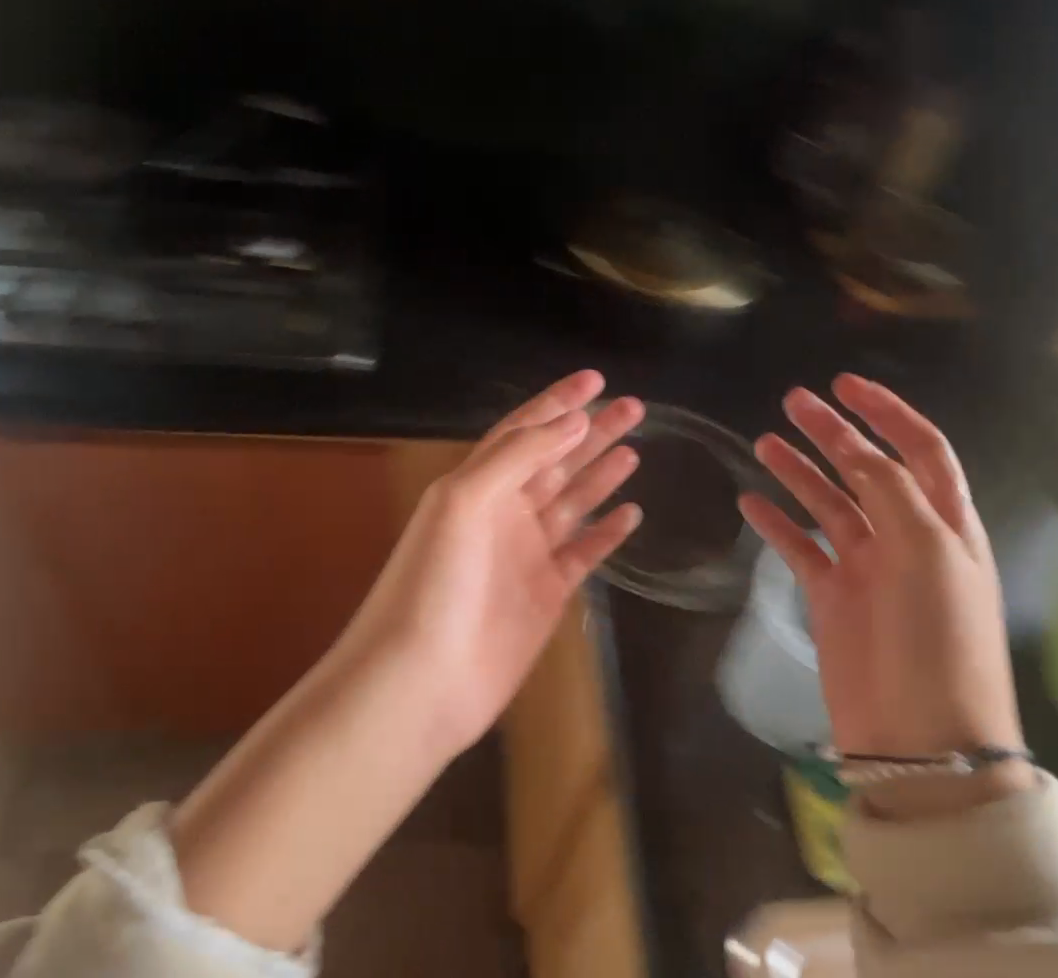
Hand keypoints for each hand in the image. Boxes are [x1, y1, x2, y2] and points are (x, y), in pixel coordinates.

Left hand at [343, 370, 643, 755]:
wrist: (422, 677)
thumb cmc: (433, 583)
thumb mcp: (463, 502)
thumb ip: (516, 457)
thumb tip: (572, 422)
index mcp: (476, 485)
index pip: (523, 431)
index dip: (557, 403)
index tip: (596, 379)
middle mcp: (502, 513)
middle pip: (555, 460)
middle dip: (591, 432)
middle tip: (634, 407)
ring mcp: (525, 554)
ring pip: (571, 502)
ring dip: (601, 474)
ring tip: (636, 447)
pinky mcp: (546, 594)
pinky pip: (583, 553)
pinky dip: (606, 532)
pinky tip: (631, 513)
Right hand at [737, 376, 1021, 776]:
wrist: (920, 735)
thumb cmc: (938, 640)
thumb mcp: (928, 554)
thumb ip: (892, 493)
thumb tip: (856, 448)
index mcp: (943, 521)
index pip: (919, 449)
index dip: (886, 413)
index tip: (845, 386)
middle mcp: (905, 536)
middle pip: (866, 469)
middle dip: (834, 433)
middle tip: (793, 402)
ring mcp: (865, 567)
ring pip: (829, 503)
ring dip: (800, 471)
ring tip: (763, 441)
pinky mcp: (832, 596)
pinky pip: (800, 548)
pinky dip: (777, 523)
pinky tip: (752, 500)